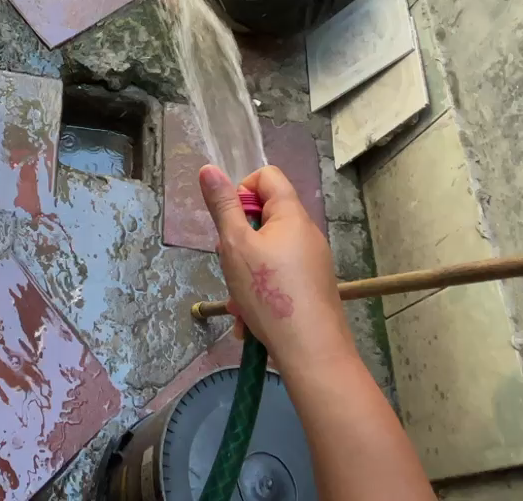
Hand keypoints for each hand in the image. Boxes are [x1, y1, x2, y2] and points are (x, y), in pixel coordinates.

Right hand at [198, 164, 354, 362]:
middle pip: (265, 216)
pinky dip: (261, 291)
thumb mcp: (235, 245)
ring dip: (245, 272)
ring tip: (237, 302)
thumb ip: (222, 206)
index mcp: (291, 215)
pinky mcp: (312, 288)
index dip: (242, 190)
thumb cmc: (270, 292)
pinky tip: (249, 320)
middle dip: (239, 239)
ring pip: (267, 252)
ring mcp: (312, 262)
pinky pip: (279, 276)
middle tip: (230, 263)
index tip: (230, 221)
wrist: (313, 354)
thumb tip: (209, 169)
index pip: (266, 176)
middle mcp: (306, 233)